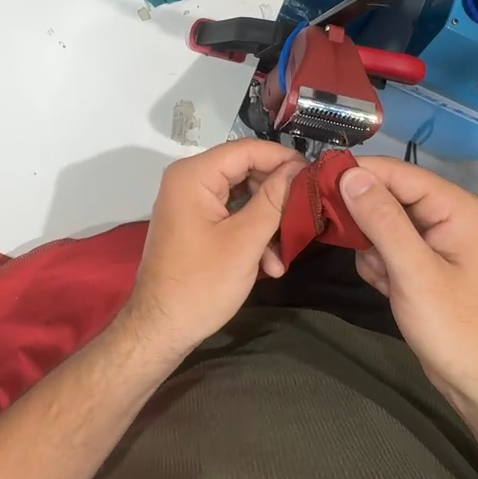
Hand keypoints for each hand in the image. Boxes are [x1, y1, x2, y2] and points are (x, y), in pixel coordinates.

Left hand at [116, 139, 305, 359]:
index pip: (247, 149)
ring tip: (285, 252)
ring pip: (242, 195)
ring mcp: (190, 201)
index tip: (316, 175)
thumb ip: (274, 200)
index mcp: (194, 175)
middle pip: (245, 170)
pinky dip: (251, 233)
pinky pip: (231, 214)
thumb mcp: (245, 241)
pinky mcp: (194, 222)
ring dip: (267, 221)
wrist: (161, 329)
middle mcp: (189, 179)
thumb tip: (299, 169)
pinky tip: (269, 264)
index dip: (283, 158)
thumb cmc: (202, 284)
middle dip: (276, 195)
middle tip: (306, 214)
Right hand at [339, 157, 477, 406]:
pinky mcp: (420, 261)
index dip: (354, 175)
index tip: (311, 187)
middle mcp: (443, 214)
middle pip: (385, 193)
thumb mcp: (414, 272)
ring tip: (382, 278)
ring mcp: (432, 238)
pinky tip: (387, 288)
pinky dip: (377, 264)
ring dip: (369, 247)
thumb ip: (382, 220)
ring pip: (379, 221)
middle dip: (361, 218)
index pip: (394, 171)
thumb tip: (349, 175)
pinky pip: (383, 246)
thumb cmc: (456, 329)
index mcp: (453, 206)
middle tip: (338, 239)